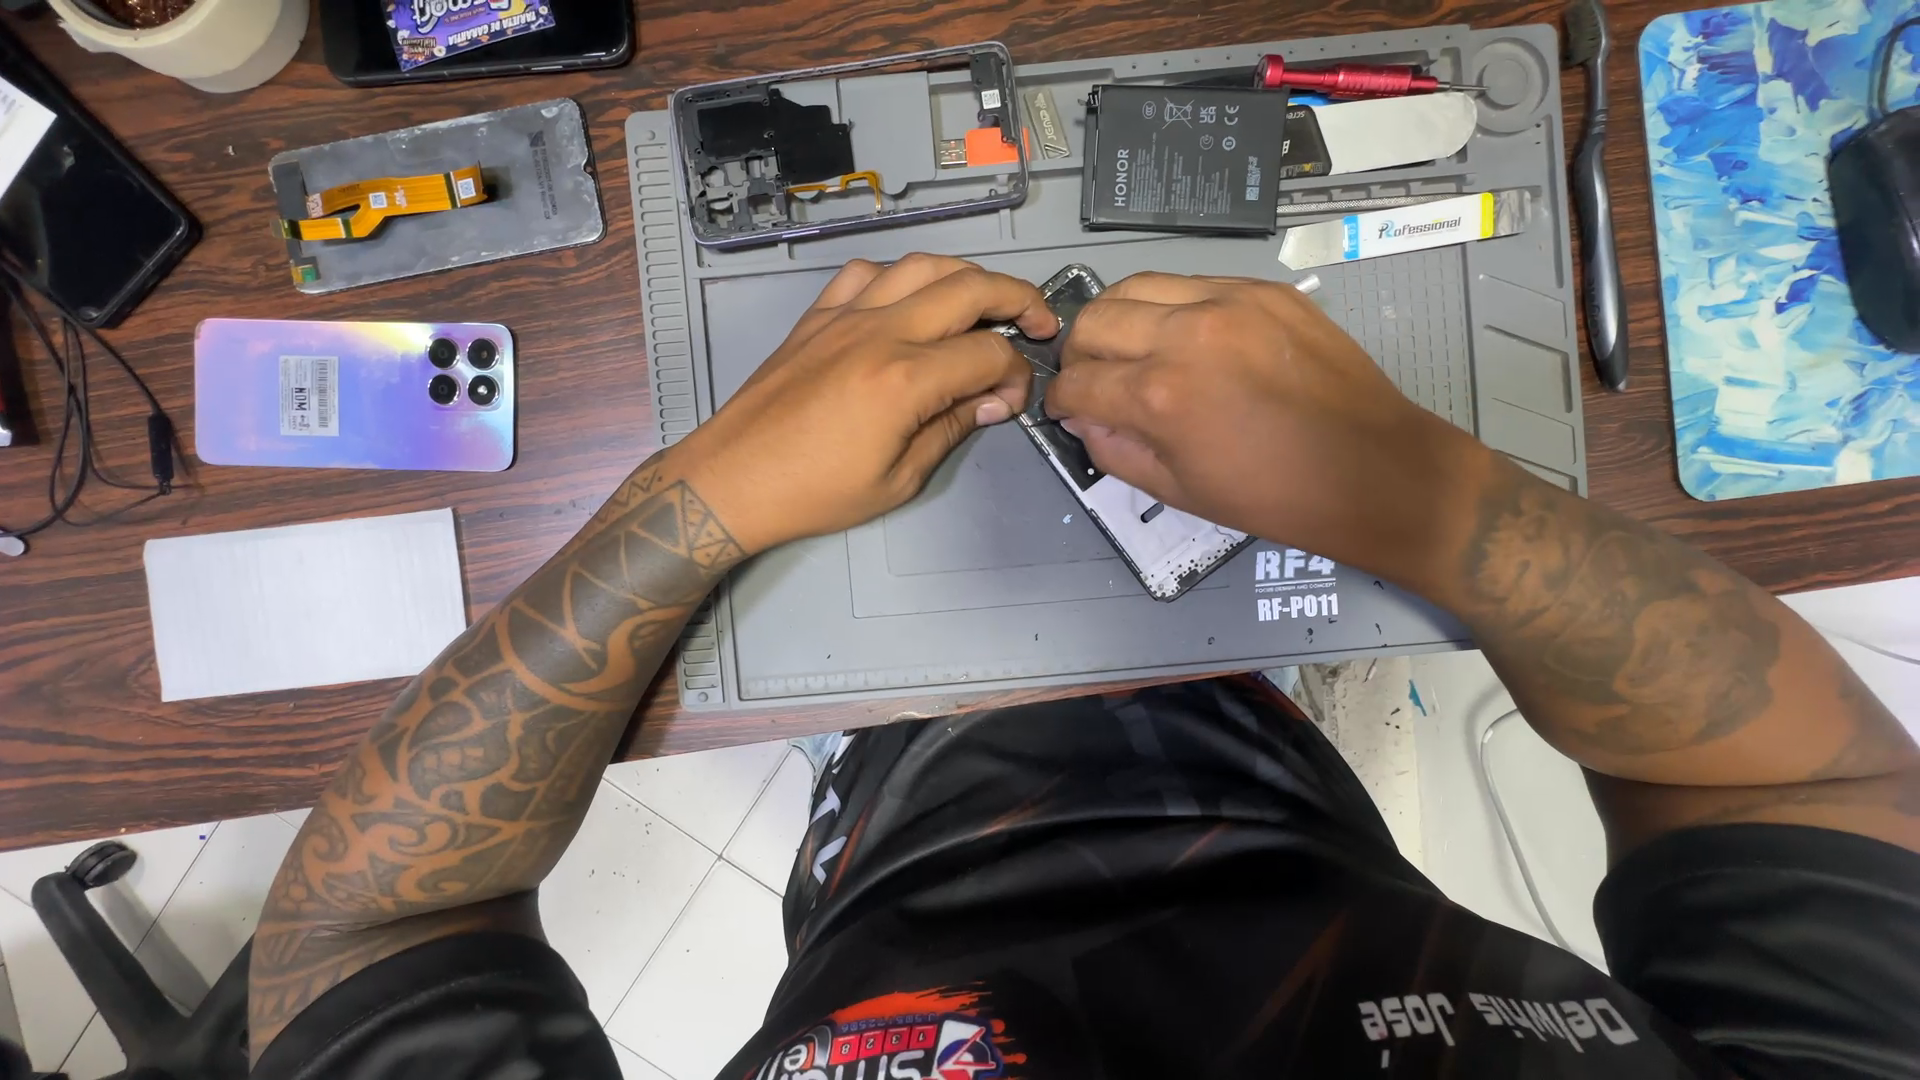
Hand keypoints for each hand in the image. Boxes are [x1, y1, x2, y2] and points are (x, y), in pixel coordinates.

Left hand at [668, 254, 1057, 553]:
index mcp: (904, 380)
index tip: (1012, 400)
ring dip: (965, 276)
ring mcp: (845, 316)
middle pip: (969, 288)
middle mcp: (880, 332)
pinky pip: (867, 272)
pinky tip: (909, 300)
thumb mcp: (899, 479)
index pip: (988, 353)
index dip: (1015, 374)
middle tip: (1038, 321)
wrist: (734, 479)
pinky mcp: (818, 316)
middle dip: (1018, 298)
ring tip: (985, 301)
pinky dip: (901, 277)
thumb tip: (991, 402)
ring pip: (922, 265)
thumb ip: (951, 429)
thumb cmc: (815, 493)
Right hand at [1046, 273, 1486, 581]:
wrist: (1370, 469)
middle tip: (1093, 380)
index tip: (1066, 410)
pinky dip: (1166, 307)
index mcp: (1158, 396)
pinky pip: (1187, 282)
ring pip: (1132, 287)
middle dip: (1078, 355)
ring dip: (1114, 321)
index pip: (1075, 383)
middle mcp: (1184, 334)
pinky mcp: (1260, 289)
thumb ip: (1113, 450)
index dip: (1060, 401)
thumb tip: (1084, 420)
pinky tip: (1180, 336)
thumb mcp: (1175, 491)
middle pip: (1091, 321)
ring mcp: (1226, 301)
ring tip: (1127, 349)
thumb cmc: (1270, 496)